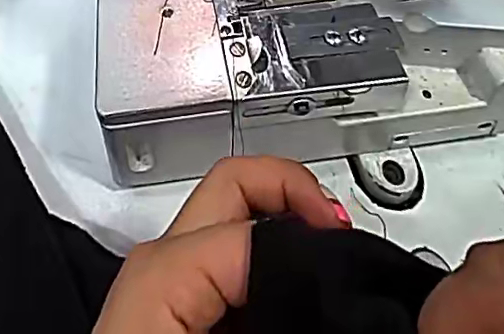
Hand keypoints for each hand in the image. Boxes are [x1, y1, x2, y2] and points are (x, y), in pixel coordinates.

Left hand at [93, 156, 350, 332]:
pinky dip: (269, 252)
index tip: (346, 248)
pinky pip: (230, 252)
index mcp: (159, 280)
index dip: (306, 235)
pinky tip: (296, 288)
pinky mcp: (175, 304)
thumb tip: (324, 311)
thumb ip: (271, 322)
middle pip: (234, 184)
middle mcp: (157, 265)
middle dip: (291, 190)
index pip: (250, 231)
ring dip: (283, 218)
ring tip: (326, 250)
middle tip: (335, 223)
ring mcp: (164, 279)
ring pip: (233, 211)